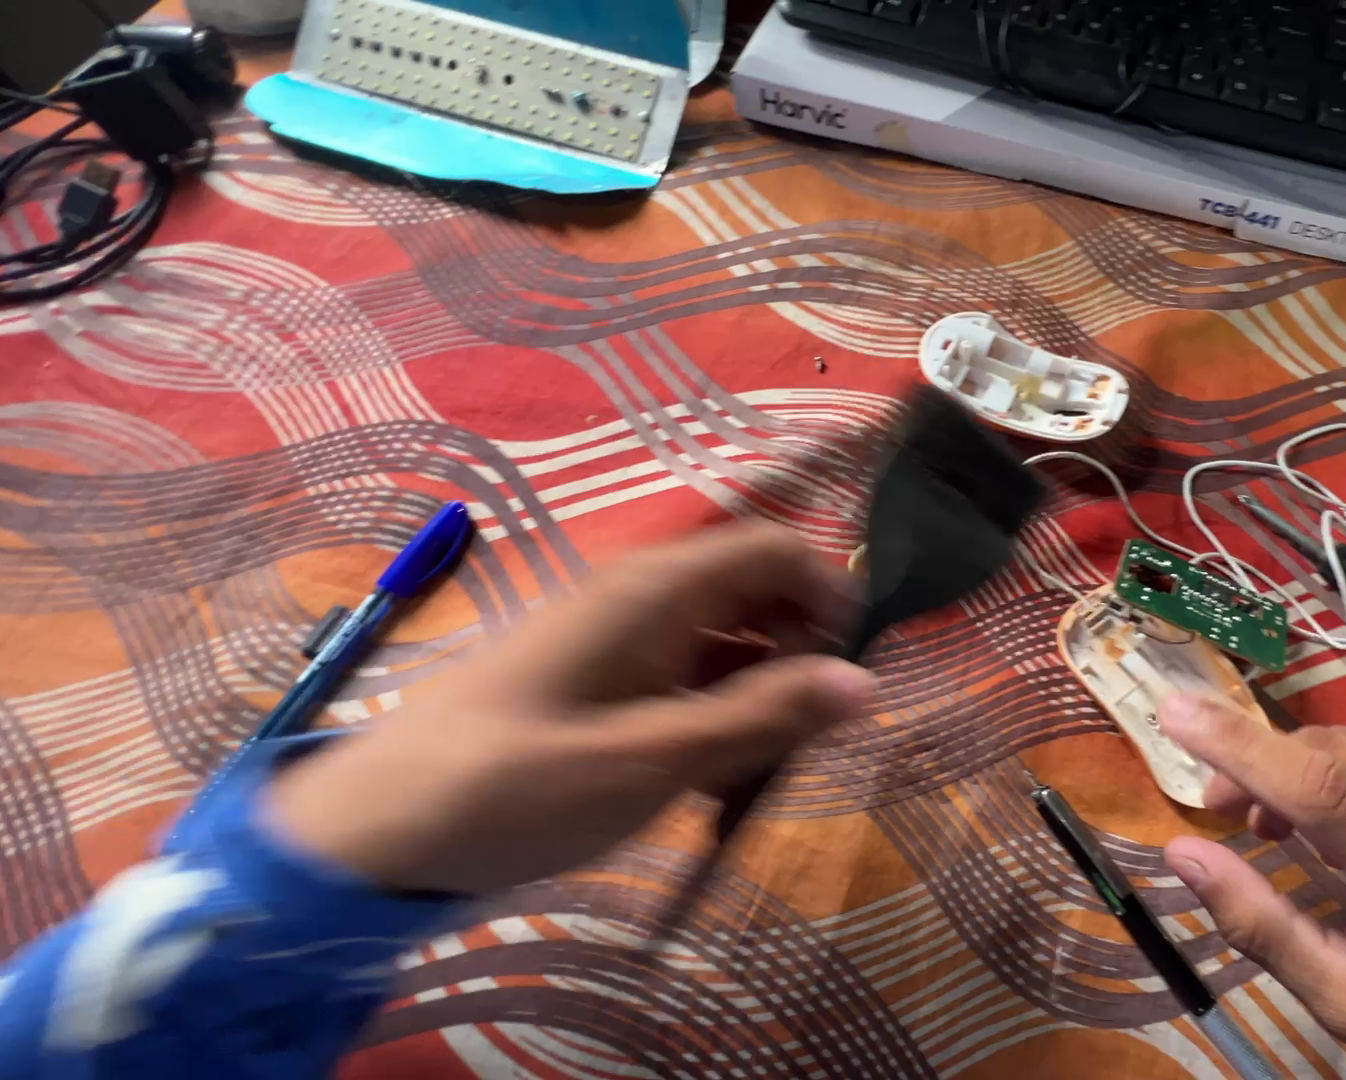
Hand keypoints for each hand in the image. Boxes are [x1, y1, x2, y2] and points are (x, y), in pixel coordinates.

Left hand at [268, 521, 873, 895]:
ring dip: (764, 695)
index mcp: (660, 588)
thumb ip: (760, 719)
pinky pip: (698, 676)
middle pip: (763, 593)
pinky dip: (723, 716)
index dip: (831, 594)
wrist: (376, 833)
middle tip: (804, 733)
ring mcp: (632, 634)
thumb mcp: (648, 760)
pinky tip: (710, 779)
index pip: (778, 551)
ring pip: (736, 640)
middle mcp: (652, 594)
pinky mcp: (615, 674)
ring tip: (757, 769)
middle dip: (801, 654)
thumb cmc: (512, 785)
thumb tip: (866, 684)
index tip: (852, 669)